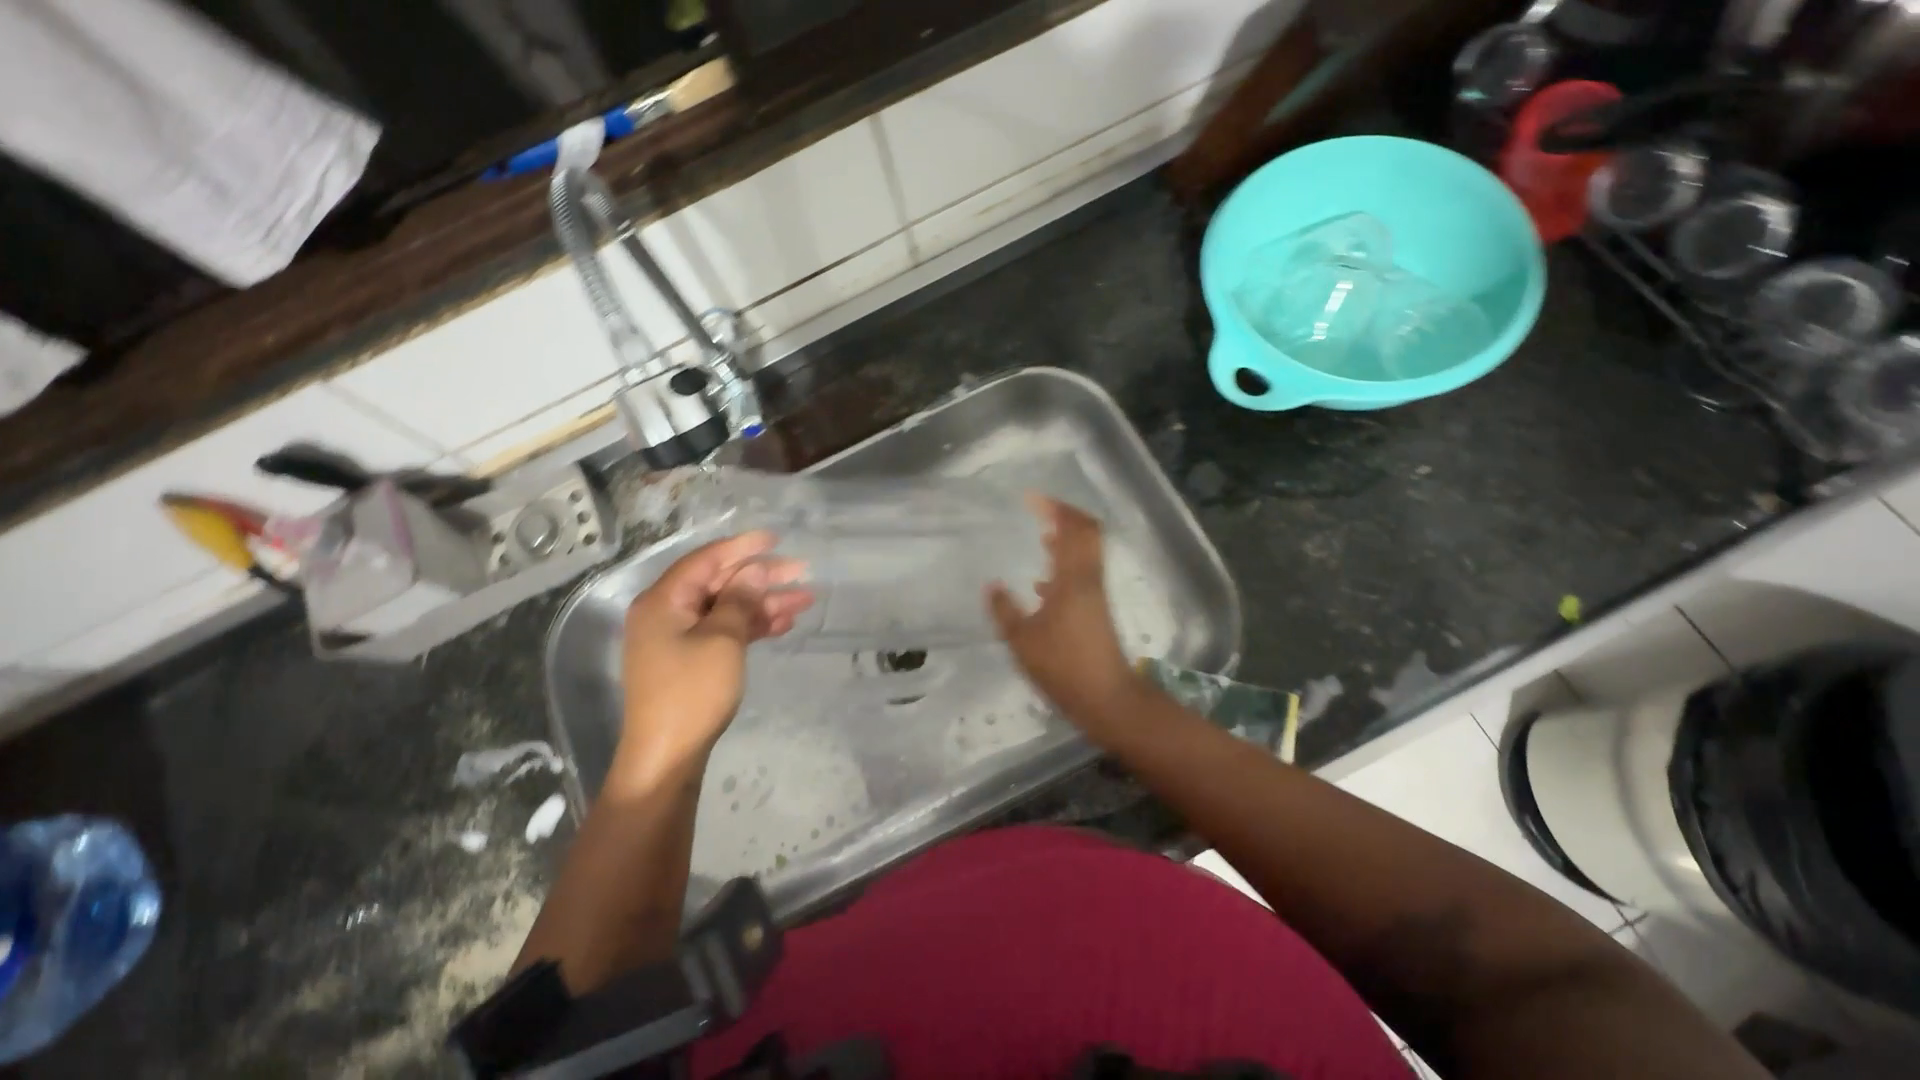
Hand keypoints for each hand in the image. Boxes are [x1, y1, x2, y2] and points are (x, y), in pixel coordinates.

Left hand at [617, 532, 812, 787]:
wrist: (666, 756)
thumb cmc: (692, 692)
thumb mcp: (722, 640)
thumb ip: (739, 600)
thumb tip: (753, 571)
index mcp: (663, 600)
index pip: (706, 560)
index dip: (743, 547)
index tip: (777, 539)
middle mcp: (665, 613)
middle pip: (718, 583)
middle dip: (761, 578)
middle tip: (802, 573)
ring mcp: (676, 639)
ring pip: (725, 609)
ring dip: (763, 604)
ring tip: (805, 601)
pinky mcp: (688, 661)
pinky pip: (723, 632)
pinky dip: (751, 627)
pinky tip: (783, 624)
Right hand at [987, 497, 1143, 719]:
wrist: (1107, 698)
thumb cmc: (1063, 667)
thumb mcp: (1022, 640)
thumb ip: (1005, 610)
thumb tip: (992, 585)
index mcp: (1073, 578)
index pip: (1072, 528)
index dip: (1055, 508)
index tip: (1031, 499)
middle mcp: (1089, 579)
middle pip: (1087, 534)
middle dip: (1065, 517)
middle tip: (1039, 511)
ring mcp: (1096, 595)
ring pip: (1086, 554)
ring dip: (1066, 540)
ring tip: (1039, 537)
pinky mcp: (1097, 611)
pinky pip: (1082, 574)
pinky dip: (1065, 565)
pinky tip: (1042, 583)